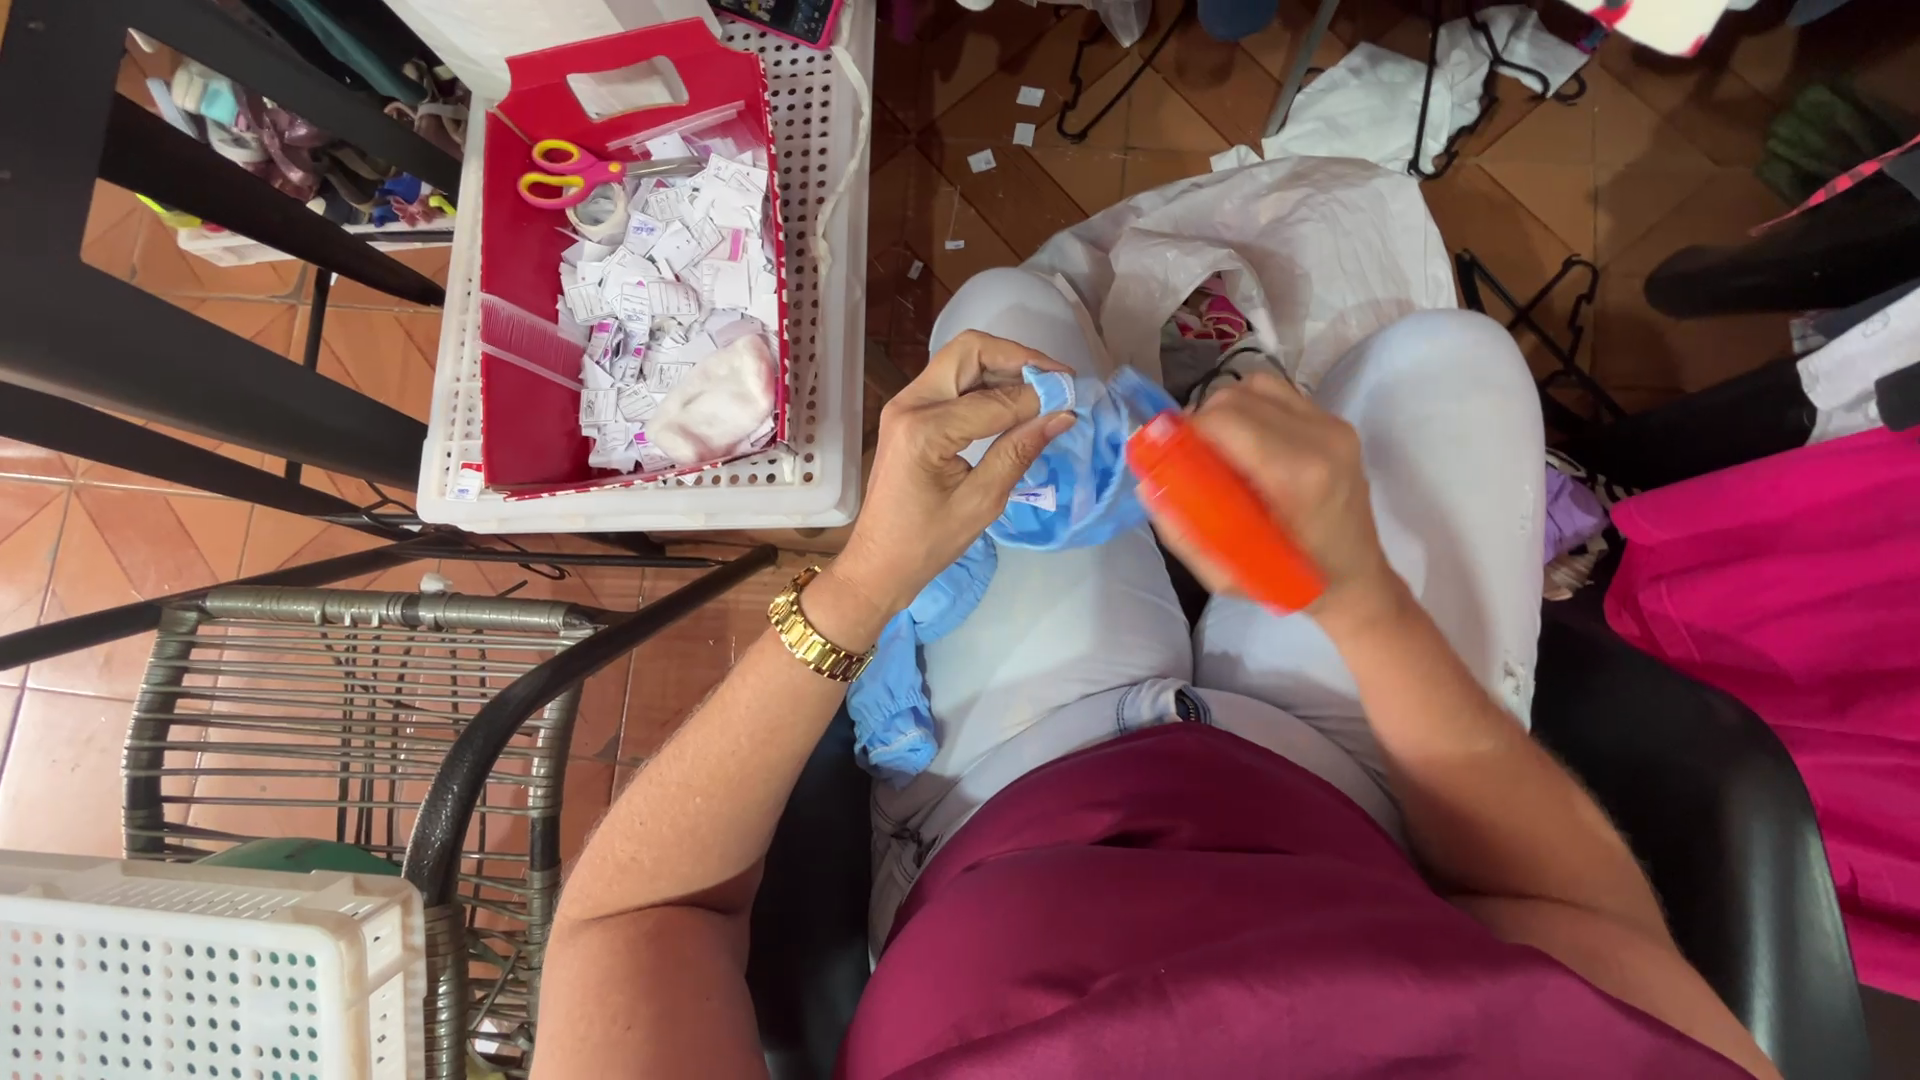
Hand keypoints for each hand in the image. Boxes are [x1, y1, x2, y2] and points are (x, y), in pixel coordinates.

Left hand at [831, 331, 1077, 616]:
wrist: (879, 562)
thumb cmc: (926, 543)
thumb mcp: (981, 501)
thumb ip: (1019, 451)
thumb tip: (1062, 415)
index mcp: (924, 429)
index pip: (994, 398)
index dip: (1037, 396)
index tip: (1072, 399)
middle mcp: (910, 404)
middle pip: (970, 350)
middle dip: (1018, 358)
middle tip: (1057, 379)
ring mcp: (905, 405)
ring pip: (961, 360)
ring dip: (1003, 366)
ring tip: (1043, 388)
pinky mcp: (908, 414)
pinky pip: (952, 381)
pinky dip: (986, 382)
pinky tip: (1014, 402)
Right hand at [1149, 372, 1402, 629]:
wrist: (1355, 580)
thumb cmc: (1292, 585)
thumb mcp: (1227, 574)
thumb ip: (1182, 530)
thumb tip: (1146, 485)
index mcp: (1296, 476)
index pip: (1224, 420)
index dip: (1186, 431)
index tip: (1172, 456)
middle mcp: (1320, 439)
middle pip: (1235, 397)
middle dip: (1201, 421)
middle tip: (1190, 455)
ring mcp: (1333, 426)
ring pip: (1254, 385)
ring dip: (1225, 411)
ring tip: (1217, 447)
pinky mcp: (1335, 423)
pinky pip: (1277, 393)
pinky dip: (1250, 409)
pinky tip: (1245, 442)